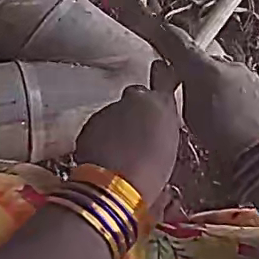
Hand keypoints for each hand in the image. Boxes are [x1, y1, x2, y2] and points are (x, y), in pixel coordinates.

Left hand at [73, 81, 180, 202]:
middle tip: (139, 131)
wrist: (115, 187)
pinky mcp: (89, 124)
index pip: (164, 76)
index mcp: (162, 103)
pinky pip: (98, 126)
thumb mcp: (170, 148)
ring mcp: (109, 109)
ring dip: (118, 125)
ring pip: (115, 112)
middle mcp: (135, 99)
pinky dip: (101, 137)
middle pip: (136, 95)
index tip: (162, 70)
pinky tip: (106, 156)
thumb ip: (165, 128)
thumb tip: (159, 130)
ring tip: (121, 151)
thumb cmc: (153, 172)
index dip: (162, 75)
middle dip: (137, 107)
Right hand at [148, 38, 258, 166]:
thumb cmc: (220, 139)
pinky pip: (244, 83)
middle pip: (207, 61)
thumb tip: (176, 76)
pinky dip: (238, 93)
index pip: (182, 45)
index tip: (163, 29)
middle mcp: (229, 65)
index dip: (170, 36)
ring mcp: (248, 74)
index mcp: (205, 71)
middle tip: (197, 95)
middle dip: (200, 73)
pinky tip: (237, 113)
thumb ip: (182, 89)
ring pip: (227, 73)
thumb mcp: (189, 116)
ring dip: (221, 84)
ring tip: (220, 111)